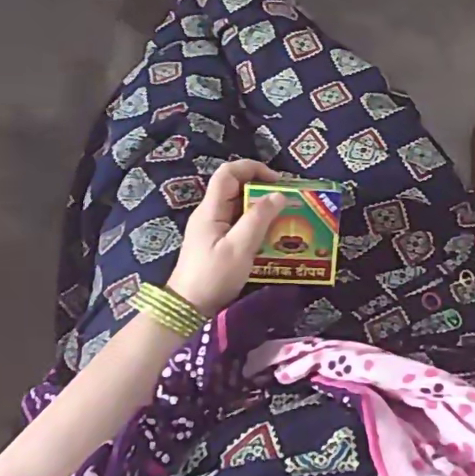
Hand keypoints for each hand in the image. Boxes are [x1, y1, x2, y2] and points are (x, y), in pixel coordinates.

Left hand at [167, 159, 288, 315]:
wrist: (187, 307)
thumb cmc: (213, 276)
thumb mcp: (239, 248)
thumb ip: (259, 219)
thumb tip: (278, 195)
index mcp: (211, 209)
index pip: (228, 173)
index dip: (252, 168)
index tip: (277, 180)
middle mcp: (210, 214)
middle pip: (235, 188)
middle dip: (262, 189)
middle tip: (287, 201)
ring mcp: (212, 228)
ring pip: (238, 207)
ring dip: (261, 209)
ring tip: (284, 218)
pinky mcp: (216, 242)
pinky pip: (238, 224)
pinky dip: (255, 225)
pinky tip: (271, 237)